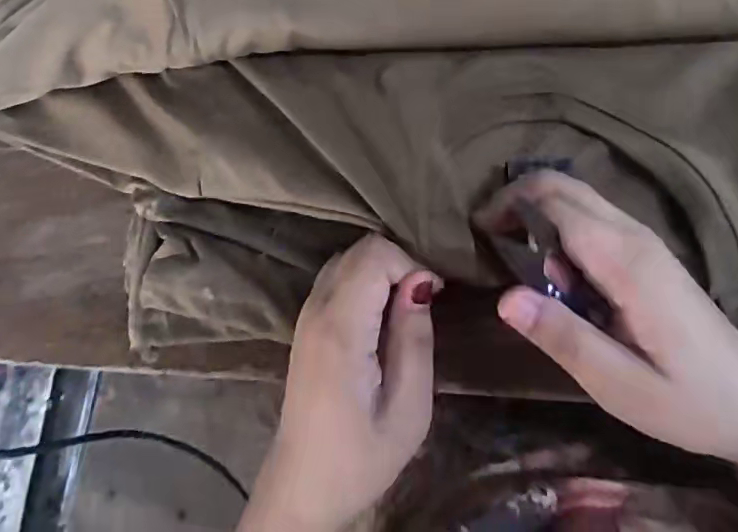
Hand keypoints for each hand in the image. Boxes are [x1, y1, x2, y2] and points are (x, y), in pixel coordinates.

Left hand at [239, 235, 440, 531]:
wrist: (303, 488)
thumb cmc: (361, 456)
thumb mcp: (408, 409)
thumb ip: (415, 339)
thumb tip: (420, 282)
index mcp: (340, 328)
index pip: (375, 254)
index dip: (411, 263)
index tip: (434, 298)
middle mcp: (316, 309)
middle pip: (361, 248)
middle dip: (399, 263)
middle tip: (423, 303)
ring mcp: (305, 313)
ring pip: (348, 257)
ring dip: (381, 269)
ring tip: (404, 309)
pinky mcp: (305, 322)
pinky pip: (337, 275)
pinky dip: (365, 278)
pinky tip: (381, 316)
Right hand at [475, 171, 737, 464]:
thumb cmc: (689, 400)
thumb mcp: (620, 386)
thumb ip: (563, 338)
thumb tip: (504, 297)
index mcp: (625, 260)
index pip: (555, 203)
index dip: (510, 205)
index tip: (478, 232)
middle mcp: (633, 234)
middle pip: (563, 186)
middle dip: (518, 198)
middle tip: (489, 238)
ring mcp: (643, 238)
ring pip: (577, 196)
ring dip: (538, 212)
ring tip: (518, 262)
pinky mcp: (646, 249)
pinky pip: (591, 216)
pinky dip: (559, 225)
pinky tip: (555, 272)